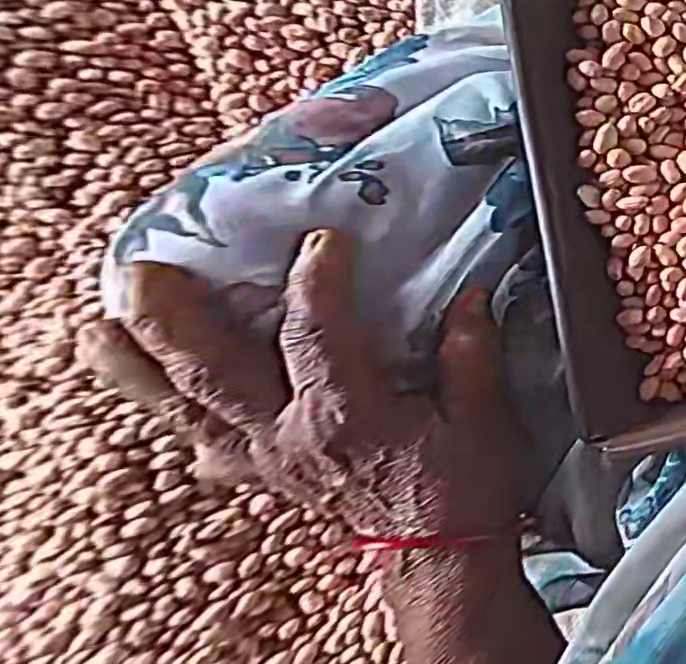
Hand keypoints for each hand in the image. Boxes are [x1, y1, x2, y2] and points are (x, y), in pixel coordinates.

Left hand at [79, 229, 522, 540]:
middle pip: (214, 374)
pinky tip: (158, 386)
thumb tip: (469, 295)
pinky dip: (168, 409)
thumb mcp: (484, 410)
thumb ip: (471, 350)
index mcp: (347, 415)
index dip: (316, 283)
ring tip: (102, 322)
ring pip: (184, 406)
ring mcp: (265, 457)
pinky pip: (198, 438)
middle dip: (173, 320)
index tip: (321, 240)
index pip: (316, 337)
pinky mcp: (263, 469)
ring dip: (139, 363)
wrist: (439, 544)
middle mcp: (288, 435)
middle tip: (145, 271)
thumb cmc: (467, 476)